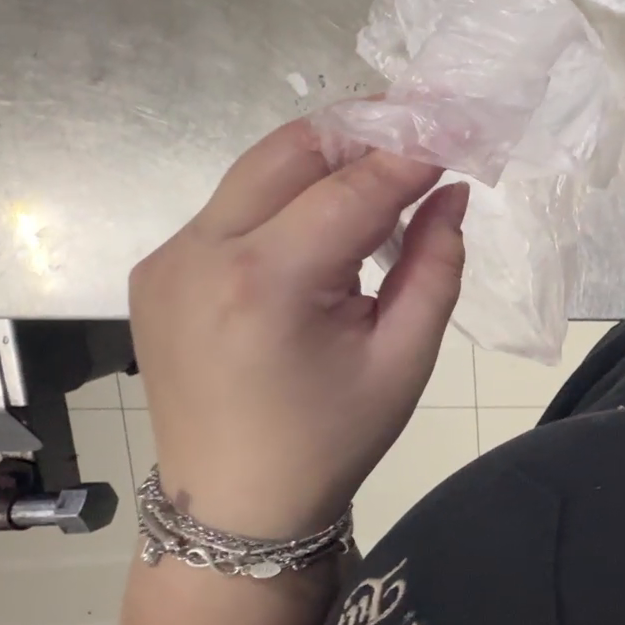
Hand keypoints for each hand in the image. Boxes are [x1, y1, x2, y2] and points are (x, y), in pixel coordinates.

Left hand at [128, 119, 467, 539]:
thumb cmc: (338, 435)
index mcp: (268, 282)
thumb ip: (436, 266)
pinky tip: (337, 221)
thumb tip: (451, 194)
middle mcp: (200, 251)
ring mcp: (168, 256)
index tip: (462, 126)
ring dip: (330, 158)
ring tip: (392, 170)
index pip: (354, 186)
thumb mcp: (407, 356)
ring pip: (258, 169)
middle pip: (290, 150)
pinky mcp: (162, 267)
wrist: (236, 498)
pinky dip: (297, 194)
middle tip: (427, 129)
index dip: (415, 151)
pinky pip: (239, 205)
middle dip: (365, 130)